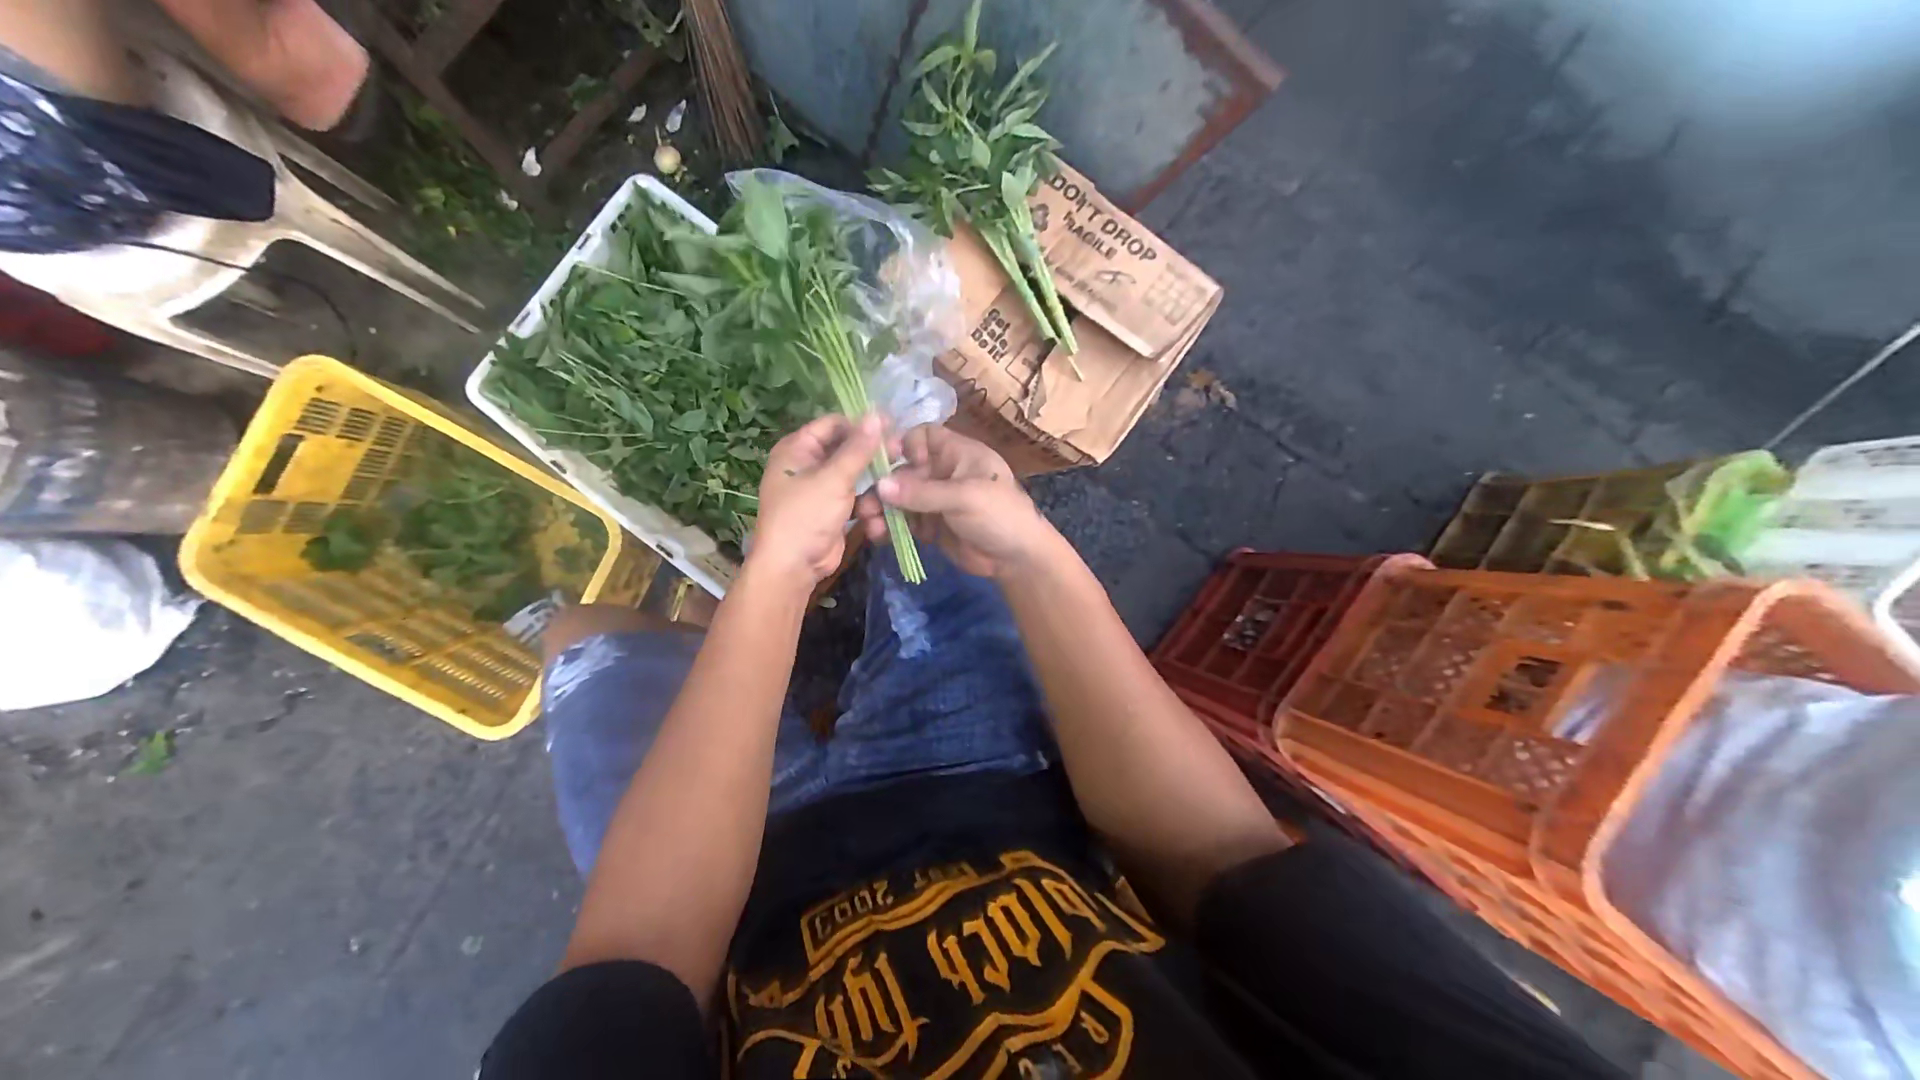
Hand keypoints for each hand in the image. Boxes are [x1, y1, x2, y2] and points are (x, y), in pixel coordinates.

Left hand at [752, 414, 882, 584]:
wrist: (792, 567)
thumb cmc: (806, 515)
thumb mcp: (834, 478)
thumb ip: (858, 448)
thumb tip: (877, 414)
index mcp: (798, 449)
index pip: (834, 424)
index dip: (862, 425)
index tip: (892, 429)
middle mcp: (808, 464)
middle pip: (848, 451)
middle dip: (873, 460)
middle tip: (900, 459)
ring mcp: (821, 489)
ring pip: (857, 478)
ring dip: (874, 490)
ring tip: (888, 499)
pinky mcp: (833, 511)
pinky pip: (856, 500)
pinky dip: (868, 509)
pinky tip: (876, 523)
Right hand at [855, 424, 1058, 578]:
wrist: (1018, 559)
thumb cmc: (1000, 515)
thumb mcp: (964, 497)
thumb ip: (922, 492)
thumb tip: (880, 486)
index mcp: (957, 454)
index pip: (922, 437)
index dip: (904, 446)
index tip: (890, 464)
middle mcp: (943, 473)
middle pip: (903, 471)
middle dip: (883, 486)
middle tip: (865, 505)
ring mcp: (935, 500)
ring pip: (899, 499)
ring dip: (882, 509)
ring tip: (869, 524)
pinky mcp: (930, 526)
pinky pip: (904, 522)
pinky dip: (890, 527)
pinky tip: (878, 536)